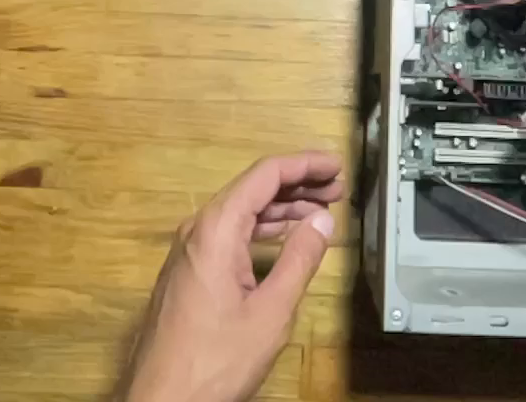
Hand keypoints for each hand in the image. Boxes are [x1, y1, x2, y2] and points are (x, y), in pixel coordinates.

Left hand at [118, 151, 344, 401]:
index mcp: (217, 227)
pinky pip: (231, 231)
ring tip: (320, 209)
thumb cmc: (214, 361)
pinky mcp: (189, 268)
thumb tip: (323, 219)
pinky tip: (285, 235)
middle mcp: (199, 227)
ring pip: (242, 209)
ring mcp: (190, 248)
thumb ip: (300, 259)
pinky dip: (263, 227)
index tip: (335, 165)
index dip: (305, 164)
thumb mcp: (270, 312)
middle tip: (336, 188)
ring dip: (282, 206)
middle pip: (254, 187)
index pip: (266, 174)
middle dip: (298, 184)